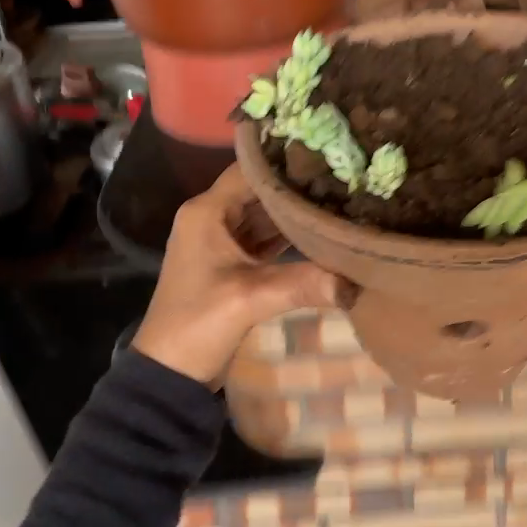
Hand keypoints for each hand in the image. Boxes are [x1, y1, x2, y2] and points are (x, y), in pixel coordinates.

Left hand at [131, 166, 342, 385]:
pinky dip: (289, 235)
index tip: (326, 155)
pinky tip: (322, 230)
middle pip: (259, 190)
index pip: (250, 170)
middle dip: (296, 185)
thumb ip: (303, 283)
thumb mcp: (250, 299)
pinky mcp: (233, 262)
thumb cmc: (198, 323)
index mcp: (207, 211)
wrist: (169, 371)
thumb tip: (356, 281)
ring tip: (339, 196)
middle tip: (344, 176)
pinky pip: (265, 237)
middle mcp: (213, 217)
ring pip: (264, 214)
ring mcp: (222, 240)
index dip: (285, 161)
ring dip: (295, 211)